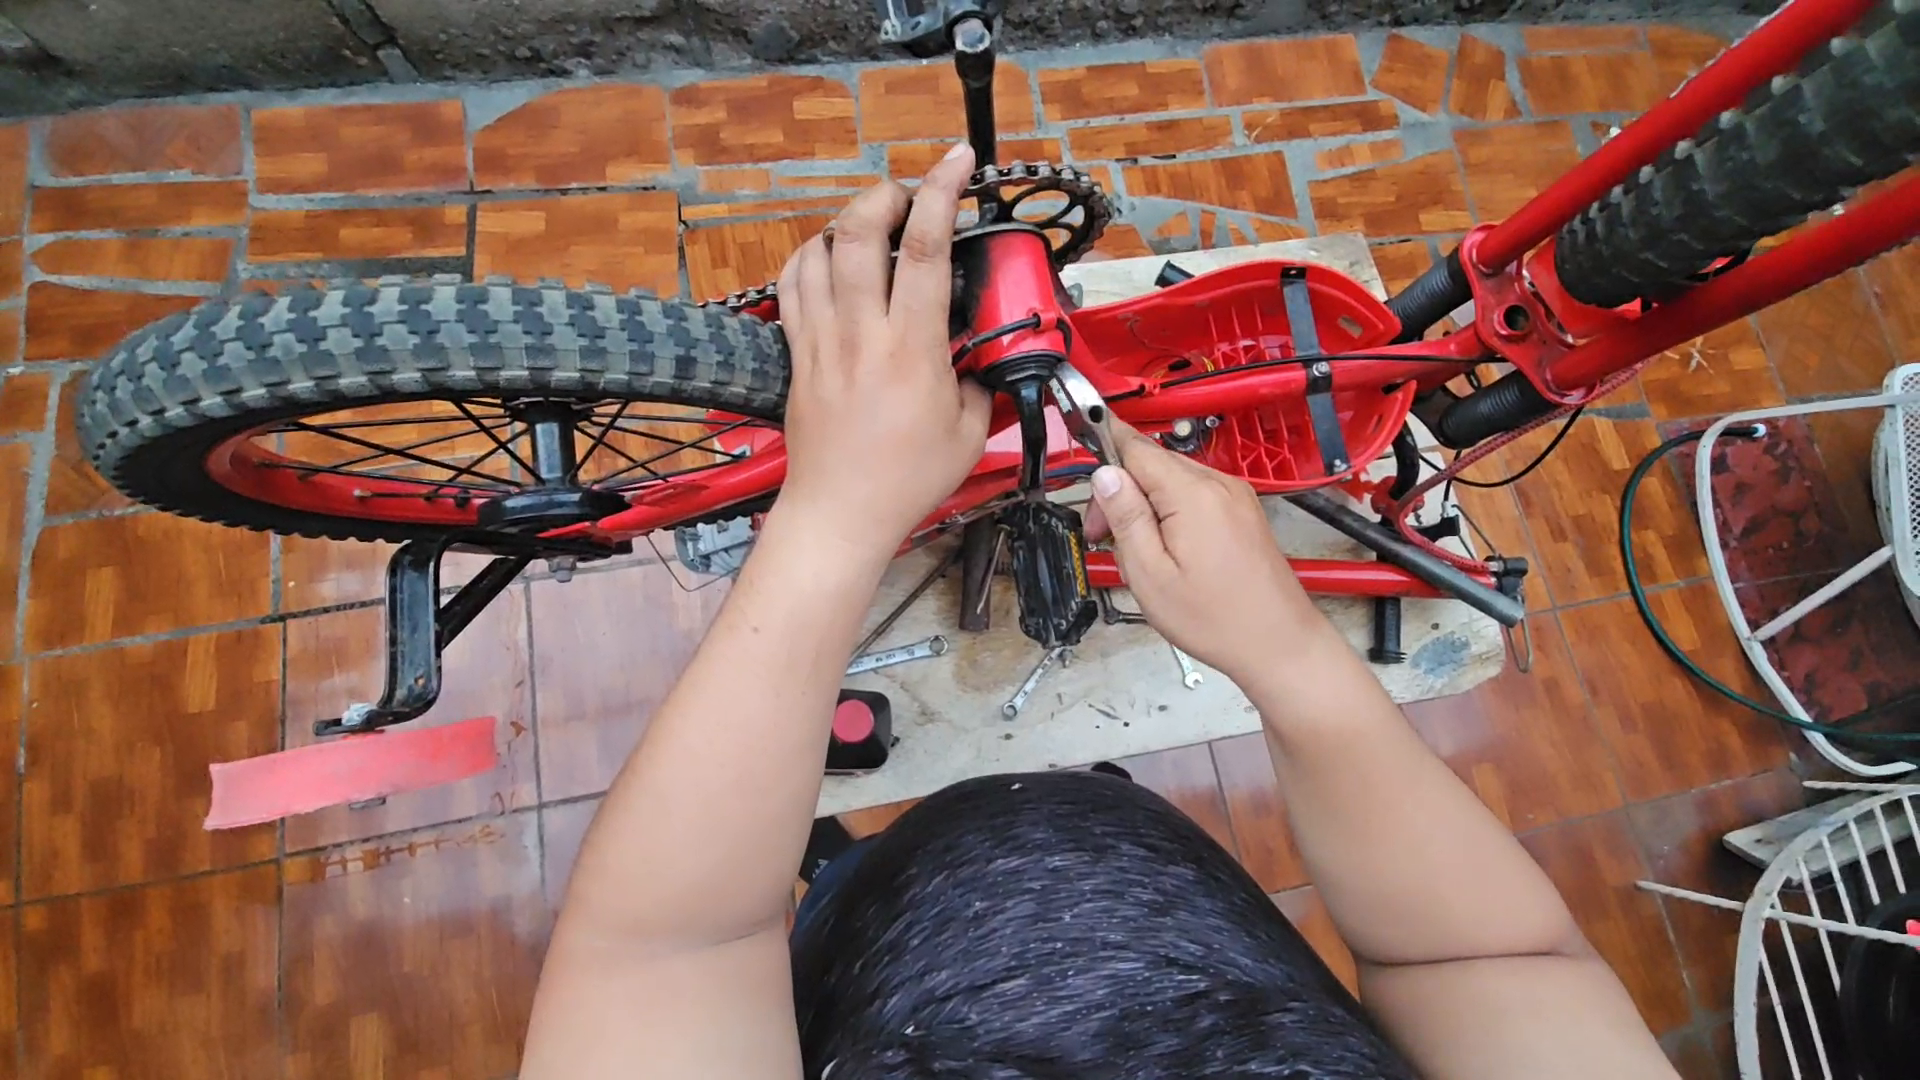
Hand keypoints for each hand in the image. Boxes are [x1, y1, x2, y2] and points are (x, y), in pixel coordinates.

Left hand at [772, 143, 992, 555]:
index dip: (942, 192)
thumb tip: (970, 361)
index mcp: (913, 348)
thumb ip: (975, 383)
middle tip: (907, 198)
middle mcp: (862, 332)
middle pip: (860, 231)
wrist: (841, 512)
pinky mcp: (797, 356)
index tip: (956, 160)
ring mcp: (822, 341)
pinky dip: (807, 260)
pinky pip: (791, 288)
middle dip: (885, 194)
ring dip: (845, 225)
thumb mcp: (968, 434)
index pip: (928, 250)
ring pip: (818, 252)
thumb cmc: (907, 480)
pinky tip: (825, 262)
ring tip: (869, 229)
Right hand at [1086, 425, 1342, 683]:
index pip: (1136, 448)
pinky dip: (1168, 512)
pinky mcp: (1241, 512)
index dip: (1103, 447)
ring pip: (1171, 480)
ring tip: (1134, 550)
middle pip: (1151, 464)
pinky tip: (1162, 548)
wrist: (1278, 645)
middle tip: (1101, 535)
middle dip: (1119, 491)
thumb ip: (1126, 517)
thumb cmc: (1215, 619)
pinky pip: (1193, 496)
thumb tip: (1105, 474)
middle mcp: (1218, 485)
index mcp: (1192, 495)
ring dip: (1142, 504)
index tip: (1080, 438)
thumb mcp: (1150, 574)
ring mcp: (1234, 497)